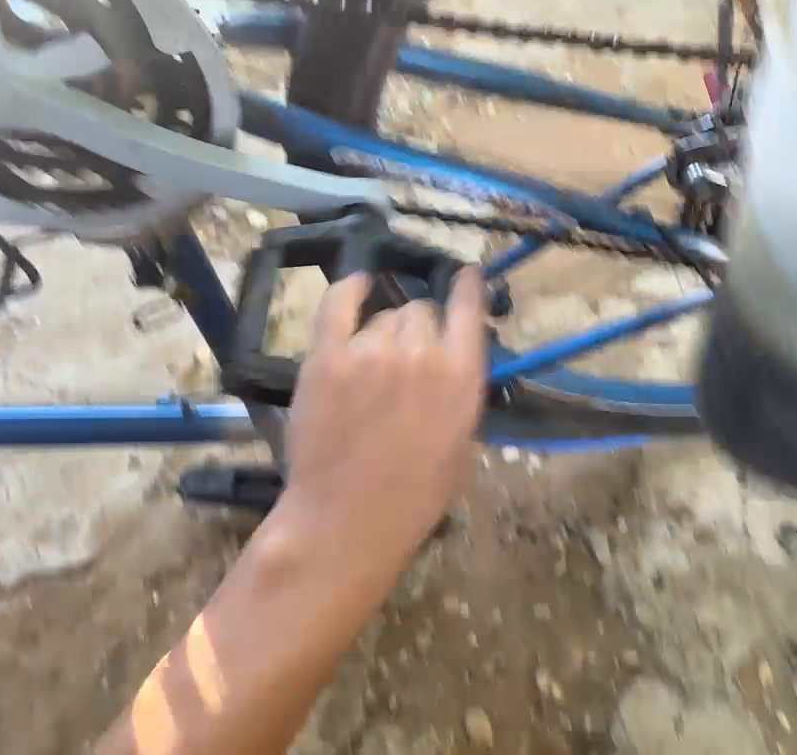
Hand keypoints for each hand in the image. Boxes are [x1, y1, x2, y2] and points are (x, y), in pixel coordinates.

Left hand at [277, 268, 489, 562]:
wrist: (348, 520)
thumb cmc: (415, 494)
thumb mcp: (463, 440)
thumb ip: (461, 390)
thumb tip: (453, 358)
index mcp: (462, 374)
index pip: (468, 307)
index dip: (468, 286)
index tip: (466, 276)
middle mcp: (421, 352)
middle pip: (421, 312)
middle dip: (420, 330)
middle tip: (407, 362)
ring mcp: (372, 350)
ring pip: (385, 317)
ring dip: (385, 332)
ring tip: (374, 367)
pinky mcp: (327, 356)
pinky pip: (339, 303)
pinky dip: (350, 288)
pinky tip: (358, 284)